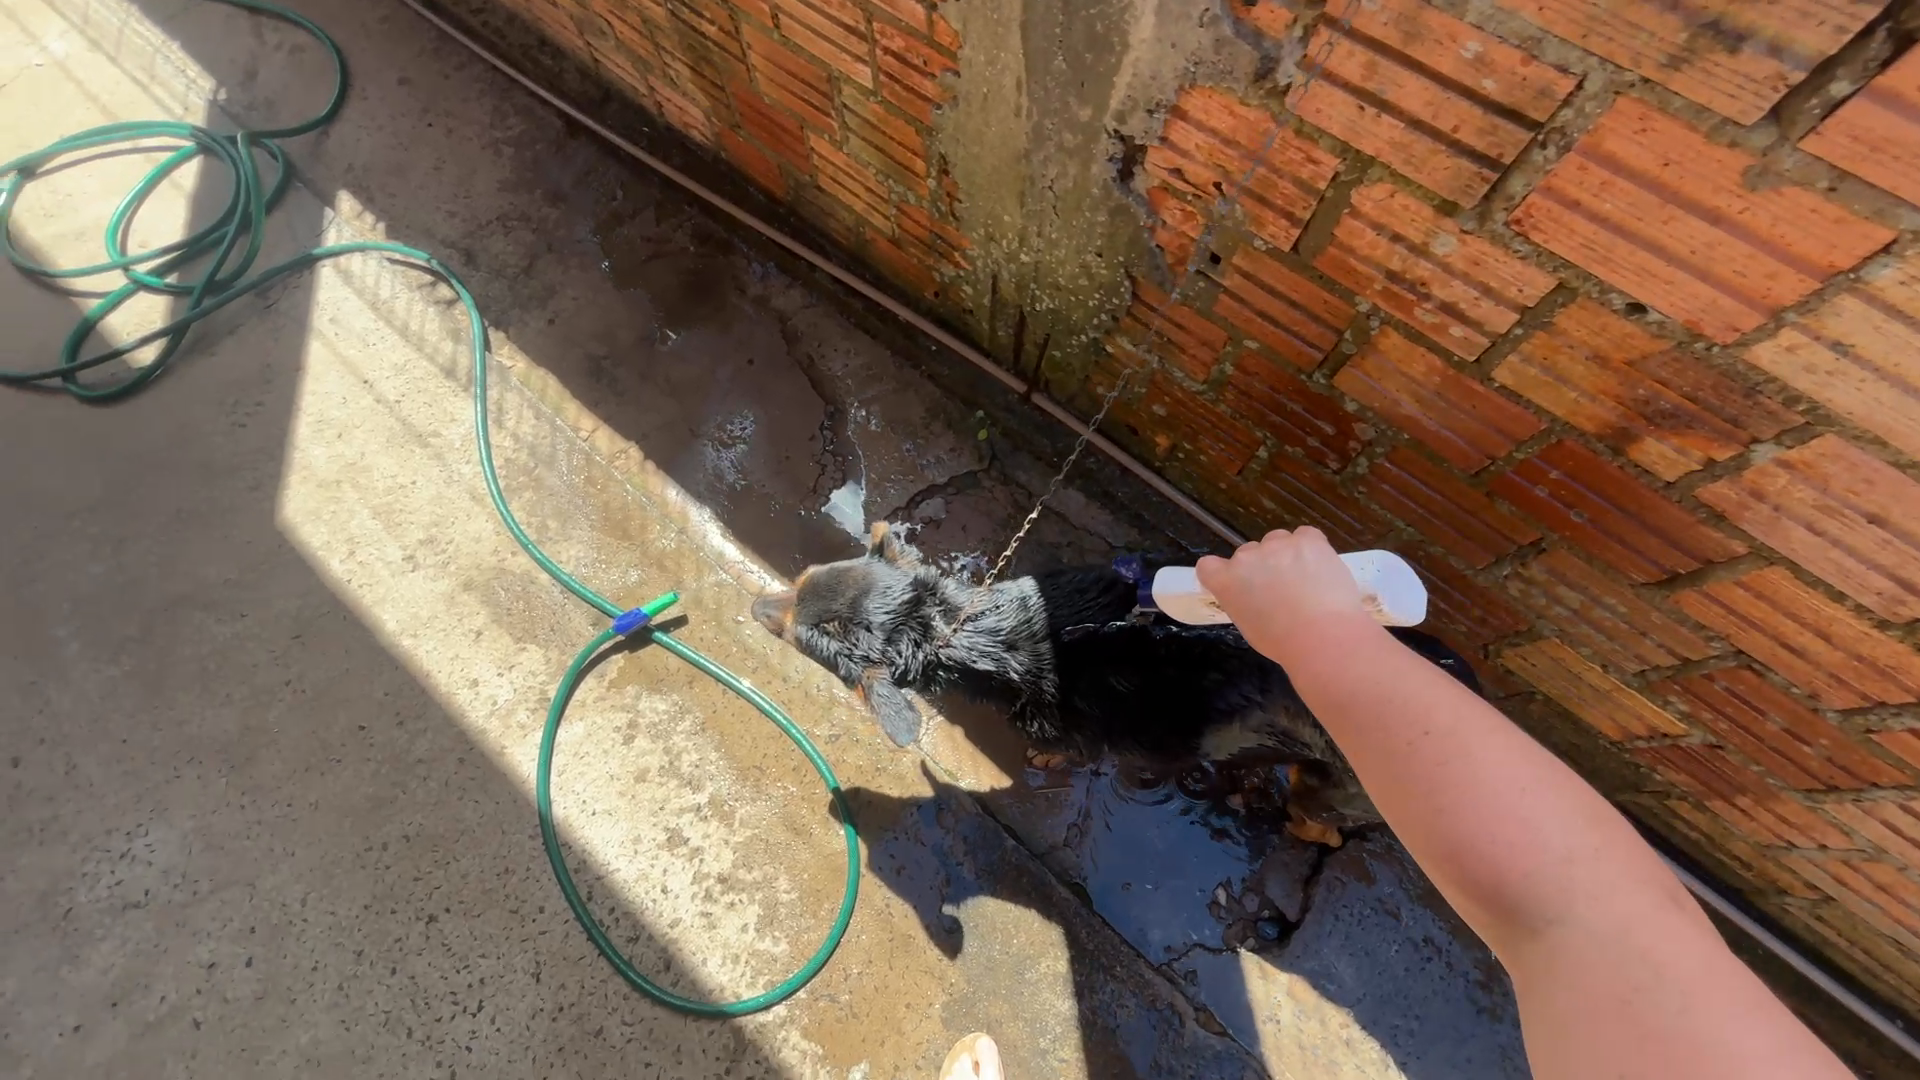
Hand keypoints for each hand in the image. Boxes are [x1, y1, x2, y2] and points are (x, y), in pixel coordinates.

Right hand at [1196, 527, 1376, 663]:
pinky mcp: (1308, 540)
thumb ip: (1242, 601)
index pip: (1209, 565)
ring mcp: (1277, 545)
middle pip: (1248, 553)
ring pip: (1277, 541)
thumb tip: (1255, 596)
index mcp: (1225, 580)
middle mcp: (1246, 557)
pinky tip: (1320, 568)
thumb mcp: (1248, 625)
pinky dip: (1311, 548)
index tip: (1239, 585)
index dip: (1223, 573)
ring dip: (1285, 555)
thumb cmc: (1283, 642)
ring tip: (1306, 580)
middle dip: (1261, 567)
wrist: (1325, 636)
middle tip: (1281, 590)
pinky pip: (1305, 536)